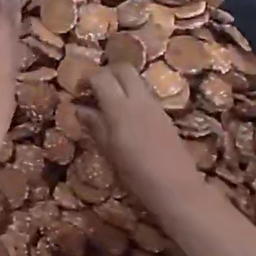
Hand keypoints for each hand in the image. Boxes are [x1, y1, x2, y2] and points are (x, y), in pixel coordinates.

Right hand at [81, 64, 206, 216]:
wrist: (176, 187)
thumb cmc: (136, 174)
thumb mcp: (109, 151)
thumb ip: (95, 125)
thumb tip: (79, 108)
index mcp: (120, 109)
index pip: (102, 78)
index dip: (88, 79)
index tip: (79, 90)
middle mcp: (139, 100)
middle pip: (123, 68)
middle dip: (107, 72)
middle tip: (95, 89)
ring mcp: (155, 105)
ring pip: (136, 79)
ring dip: (121, 82)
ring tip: (108, 102)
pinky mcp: (164, 114)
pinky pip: (145, 93)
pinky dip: (132, 94)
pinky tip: (125, 116)